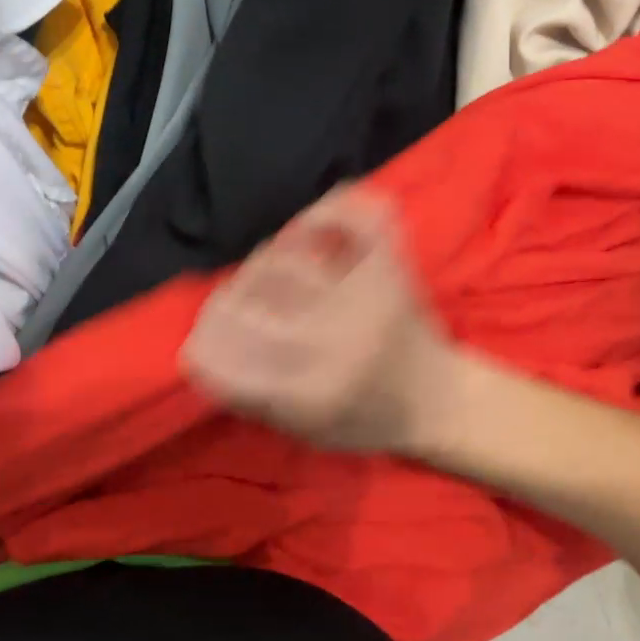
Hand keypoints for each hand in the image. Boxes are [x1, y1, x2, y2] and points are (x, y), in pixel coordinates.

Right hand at [181, 187, 458, 454]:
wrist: (441, 401)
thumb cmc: (365, 421)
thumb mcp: (301, 431)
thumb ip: (248, 396)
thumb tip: (198, 353)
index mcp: (310, 389)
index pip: (225, 351)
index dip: (202, 343)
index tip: (203, 342)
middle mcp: (334, 339)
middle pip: (244, 298)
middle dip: (226, 304)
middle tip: (233, 309)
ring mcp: (365, 297)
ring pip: (282, 258)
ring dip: (261, 265)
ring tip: (267, 280)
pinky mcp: (391, 268)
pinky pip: (358, 217)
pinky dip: (330, 210)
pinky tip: (309, 225)